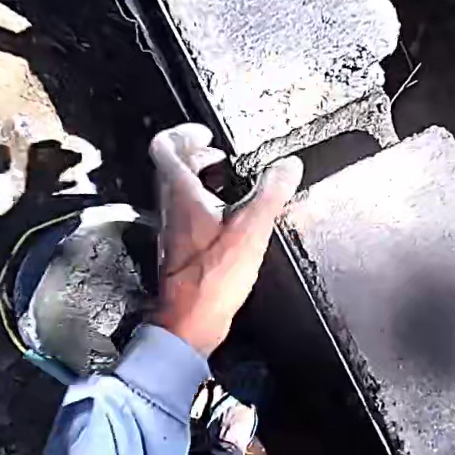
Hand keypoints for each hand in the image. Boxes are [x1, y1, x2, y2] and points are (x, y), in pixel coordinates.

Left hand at [150, 124, 302, 356]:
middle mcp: (171, 210)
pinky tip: (226, 218)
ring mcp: (173, 231)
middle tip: (220, 155)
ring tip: (226, 181)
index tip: (207, 134)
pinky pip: (186, 214)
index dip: (184, 133)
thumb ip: (270, 196)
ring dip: (199, 179)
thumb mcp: (250, 232)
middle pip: (172, 168)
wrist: (190, 322)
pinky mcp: (181, 250)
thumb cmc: (213, 279)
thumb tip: (288, 166)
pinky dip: (203, 204)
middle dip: (196, 154)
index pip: (166, 148)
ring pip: (178, 192)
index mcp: (182, 197)